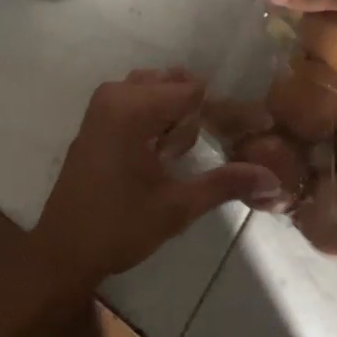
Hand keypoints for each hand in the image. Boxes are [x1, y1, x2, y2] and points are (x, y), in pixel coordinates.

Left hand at [31, 69, 282, 286]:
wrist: (62, 251)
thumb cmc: (118, 227)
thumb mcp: (176, 207)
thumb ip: (225, 184)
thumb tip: (273, 179)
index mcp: (132, 106)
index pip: (192, 90)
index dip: (222, 109)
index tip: (250, 128)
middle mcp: (116, 94)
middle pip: (174, 85)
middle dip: (196, 113)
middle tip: (205, 153)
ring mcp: (102, 104)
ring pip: (155, 92)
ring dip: (174, 117)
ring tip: (177, 157)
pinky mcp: (97, 118)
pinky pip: (137, 101)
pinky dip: (155, 119)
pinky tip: (161, 154)